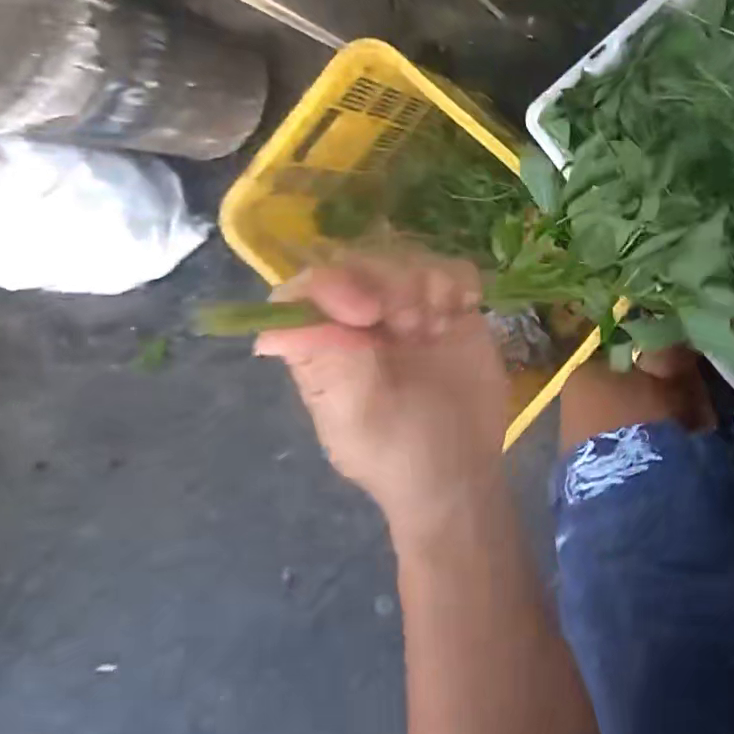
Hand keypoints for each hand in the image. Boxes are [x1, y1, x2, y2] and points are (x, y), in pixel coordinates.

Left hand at [254, 249, 507, 539]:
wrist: (462, 471)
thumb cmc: (399, 455)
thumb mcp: (356, 421)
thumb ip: (328, 369)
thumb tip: (270, 334)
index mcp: (325, 346)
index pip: (309, 290)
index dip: (334, 286)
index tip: (368, 314)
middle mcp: (365, 324)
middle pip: (366, 264)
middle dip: (392, 285)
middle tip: (414, 327)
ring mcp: (414, 316)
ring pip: (413, 262)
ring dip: (429, 285)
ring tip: (438, 327)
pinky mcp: (458, 316)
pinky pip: (457, 274)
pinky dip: (461, 284)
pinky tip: (463, 313)